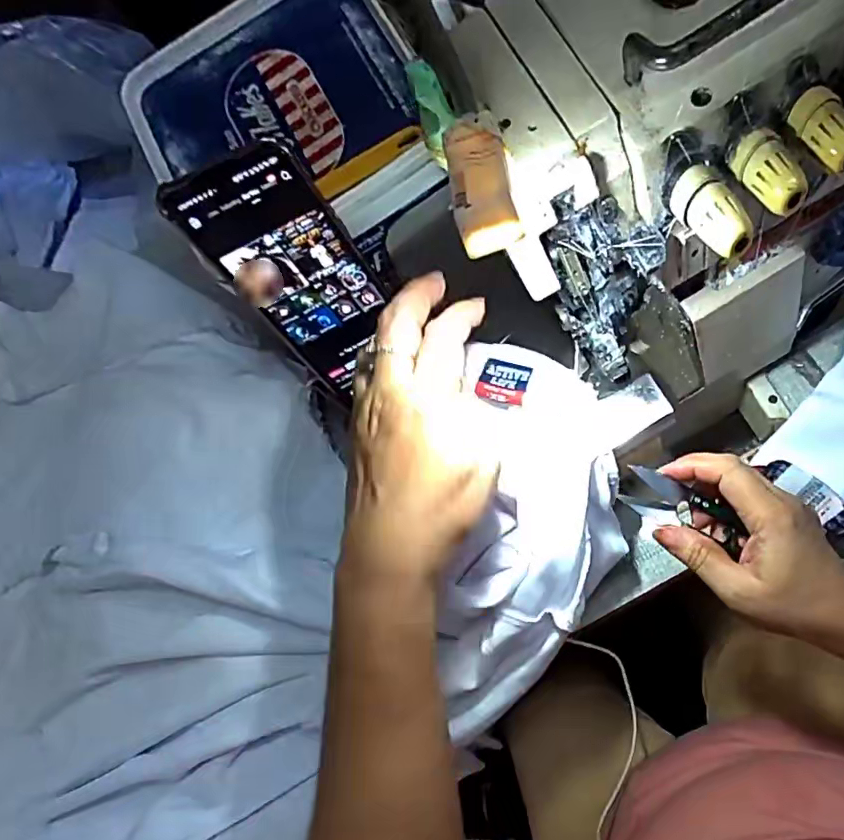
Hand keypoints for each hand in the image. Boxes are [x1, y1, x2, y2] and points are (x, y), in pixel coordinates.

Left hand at [344, 272, 497, 582]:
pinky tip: (394, 365)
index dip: (460, 316)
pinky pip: (368, 372)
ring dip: (396, 323)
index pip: (443, 339)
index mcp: (426, 398)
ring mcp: (368, 410)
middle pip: (396, 328)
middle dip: (417, 297)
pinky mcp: (359, 429)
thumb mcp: (484, 464)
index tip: (475, 307)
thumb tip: (478, 400)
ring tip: (415, 318)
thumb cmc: (442, 511)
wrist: (390, 549)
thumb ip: (485, 422)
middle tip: (436, 285)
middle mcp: (390, 393)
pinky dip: (384, 353)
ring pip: (375, 348)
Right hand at [652, 453, 843, 642]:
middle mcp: (782, 499)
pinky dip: (729, 509)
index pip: (727, 469)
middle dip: (697, 479)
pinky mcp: (791, 516)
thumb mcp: (737, 589)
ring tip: (695, 529)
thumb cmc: (792, 606)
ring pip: (743, 484)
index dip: (691, 465)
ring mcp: (790, 506)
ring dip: (712, 497)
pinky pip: (753, 499)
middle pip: (734, 470)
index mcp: (771, 513)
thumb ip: (699, 556)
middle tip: (671, 504)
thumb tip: (662, 531)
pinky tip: (719, 535)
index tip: (662, 477)